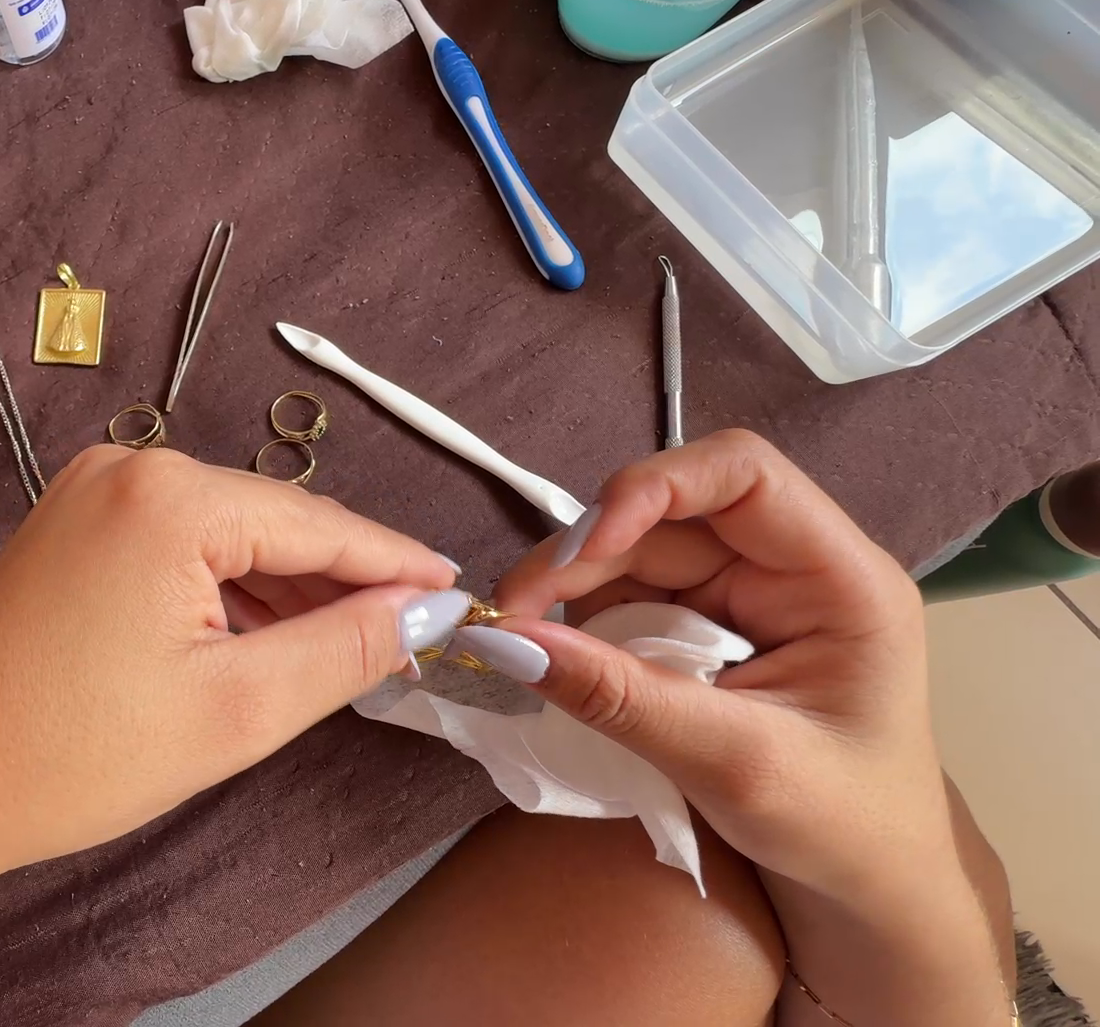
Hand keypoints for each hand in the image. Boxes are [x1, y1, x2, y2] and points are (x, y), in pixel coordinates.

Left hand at [0, 445, 457, 910]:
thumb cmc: (81, 755)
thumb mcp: (238, 708)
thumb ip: (345, 647)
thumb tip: (422, 608)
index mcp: (167, 495)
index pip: (314, 523)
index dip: (392, 561)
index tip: (454, 588)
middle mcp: (126, 466)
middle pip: (266, 522)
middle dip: (332, 581)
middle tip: (400, 637)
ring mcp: (90, 487)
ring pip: (221, 532)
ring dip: (278, 587)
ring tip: (335, 644)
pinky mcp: (71, 518)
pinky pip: (174, 541)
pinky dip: (221, 584)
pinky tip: (255, 630)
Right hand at [483, 430, 948, 900]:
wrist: (857, 882)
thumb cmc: (839, 824)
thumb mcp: (731, 764)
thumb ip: (616, 697)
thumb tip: (502, 641)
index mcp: (833, 579)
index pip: (740, 476)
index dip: (652, 489)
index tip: (581, 552)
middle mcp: (775, 567)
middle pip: (654, 519)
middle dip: (574, 559)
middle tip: (509, 617)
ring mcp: (724, 592)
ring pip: (619, 553)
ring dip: (559, 589)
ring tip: (519, 642)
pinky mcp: (684, 620)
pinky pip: (608, 595)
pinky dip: (568, 620)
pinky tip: (549, 655)